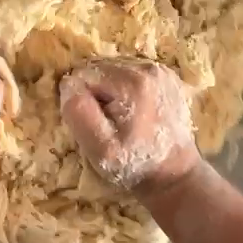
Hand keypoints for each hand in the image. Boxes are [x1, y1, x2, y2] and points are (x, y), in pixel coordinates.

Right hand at [58, 59, 201, 192]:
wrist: (174, 175)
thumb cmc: (132, 164)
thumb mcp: (98, 148)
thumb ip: (79, 112)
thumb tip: (68, 83)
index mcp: (132, 82)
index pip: (84, 74)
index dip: (82, 99)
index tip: (95, 123)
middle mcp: (149, 68)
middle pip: (101, 68)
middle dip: (97, 92)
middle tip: (108, 122)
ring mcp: (162, 71)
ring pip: (115, 69)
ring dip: (111, 90)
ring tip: (123, 118)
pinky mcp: (168, 78)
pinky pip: (133, 74)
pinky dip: (127, 90)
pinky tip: (137, 112)